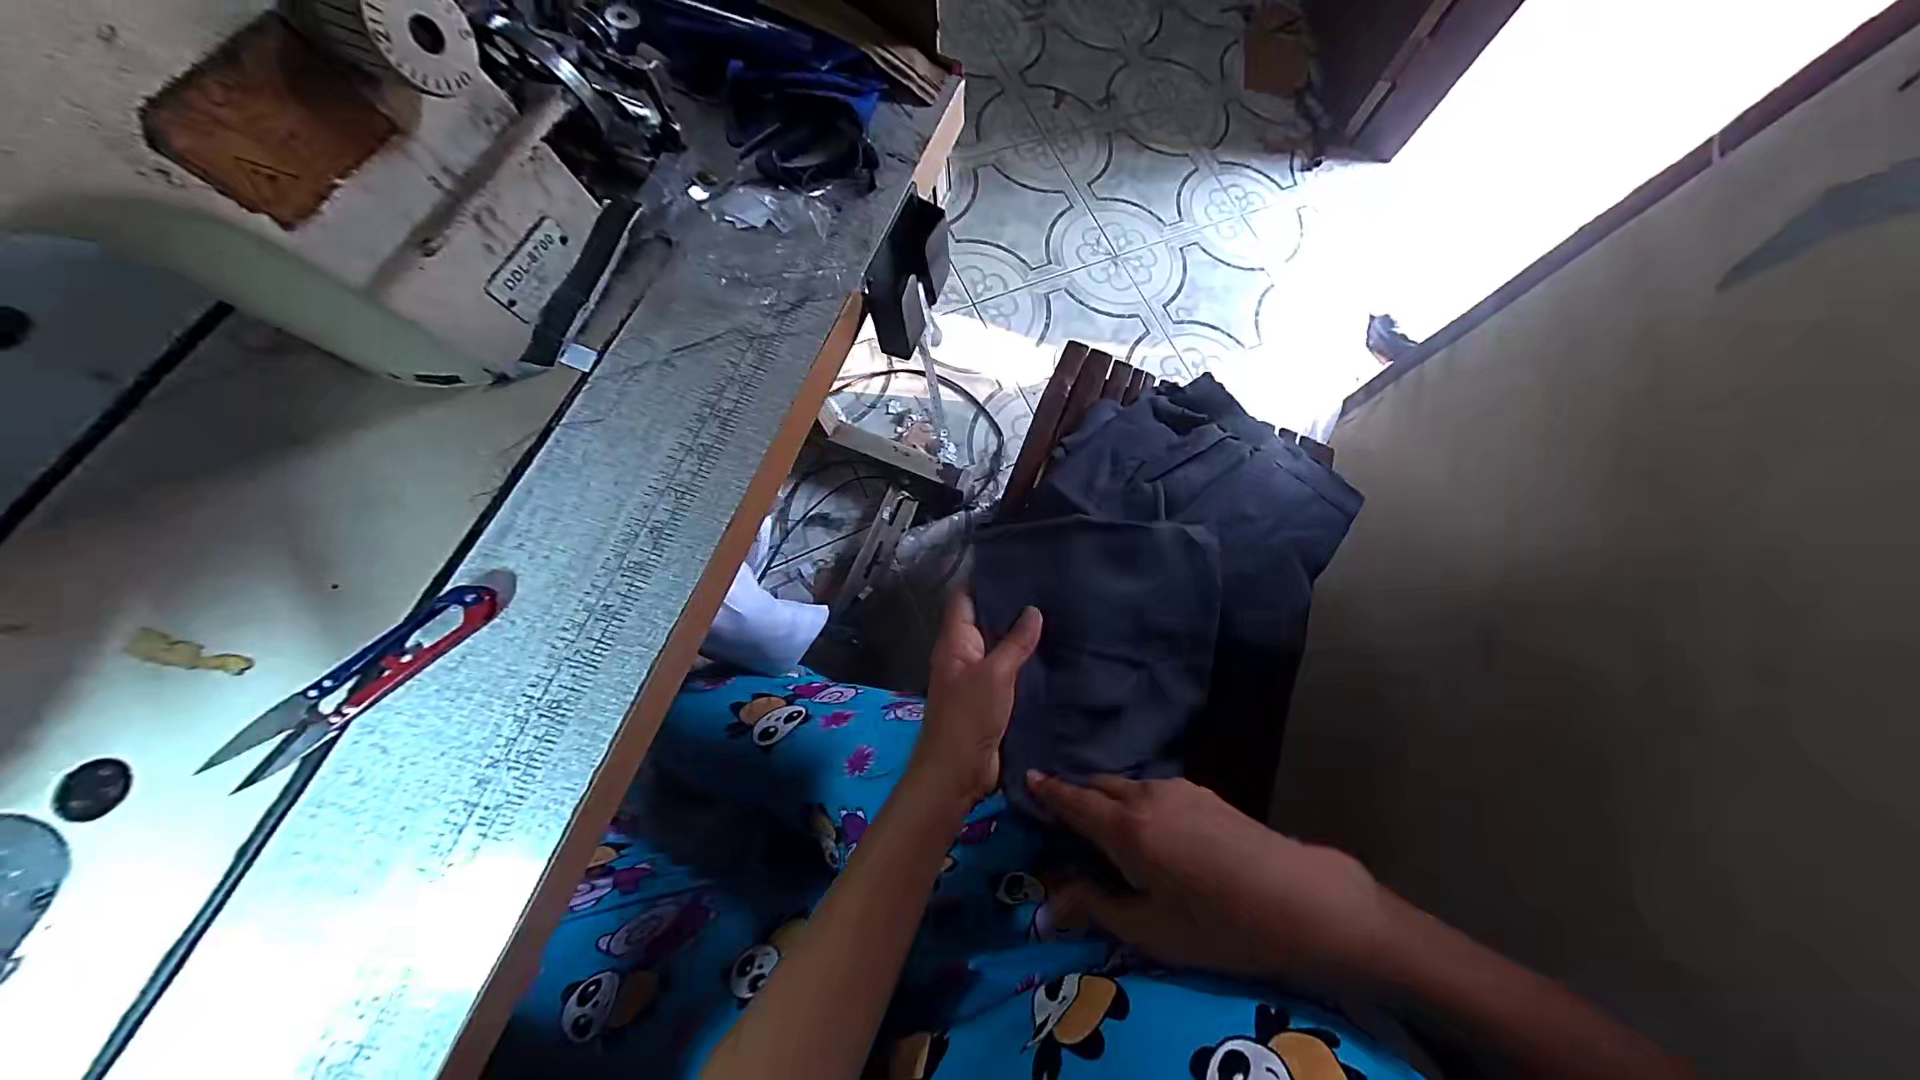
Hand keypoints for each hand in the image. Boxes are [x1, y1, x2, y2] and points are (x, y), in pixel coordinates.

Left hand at [907, 594, 1041, 804]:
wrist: (957, 772)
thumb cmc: (968, 718)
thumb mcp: (995, 675)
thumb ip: (1015, 643)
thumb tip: (1033, 610)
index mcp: (954, 642)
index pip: (963, 598)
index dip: (984, 580)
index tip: (1016, 566)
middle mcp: (962, 654)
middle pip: (983, 621)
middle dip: (1009, 607)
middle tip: (1046, 590)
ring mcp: (974, 677)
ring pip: (997, 647)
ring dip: (1019, 636)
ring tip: (1055, 616)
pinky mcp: (988, 699)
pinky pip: (1006, 672)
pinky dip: (1024, 662)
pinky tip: (1050, 655)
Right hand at [1029, 773, 1388, 979]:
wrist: (1300, 899)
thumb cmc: (1218, 923)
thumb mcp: (1150, 929)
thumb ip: (1097, 908)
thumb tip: (1050, 904)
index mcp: (1125, 828)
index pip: (1074, 800)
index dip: (1049, 791)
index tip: (1029, 778)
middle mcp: (1146, 796)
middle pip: (1098, 784)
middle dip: (1077, 795)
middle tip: (1065, 817)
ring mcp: (1178, 790)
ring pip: (1128, 784)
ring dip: (1109, 797)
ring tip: (1109, 826)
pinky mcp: (1204, 793)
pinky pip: (1154, 789)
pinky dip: (1137, 799)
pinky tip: (1152, 828)